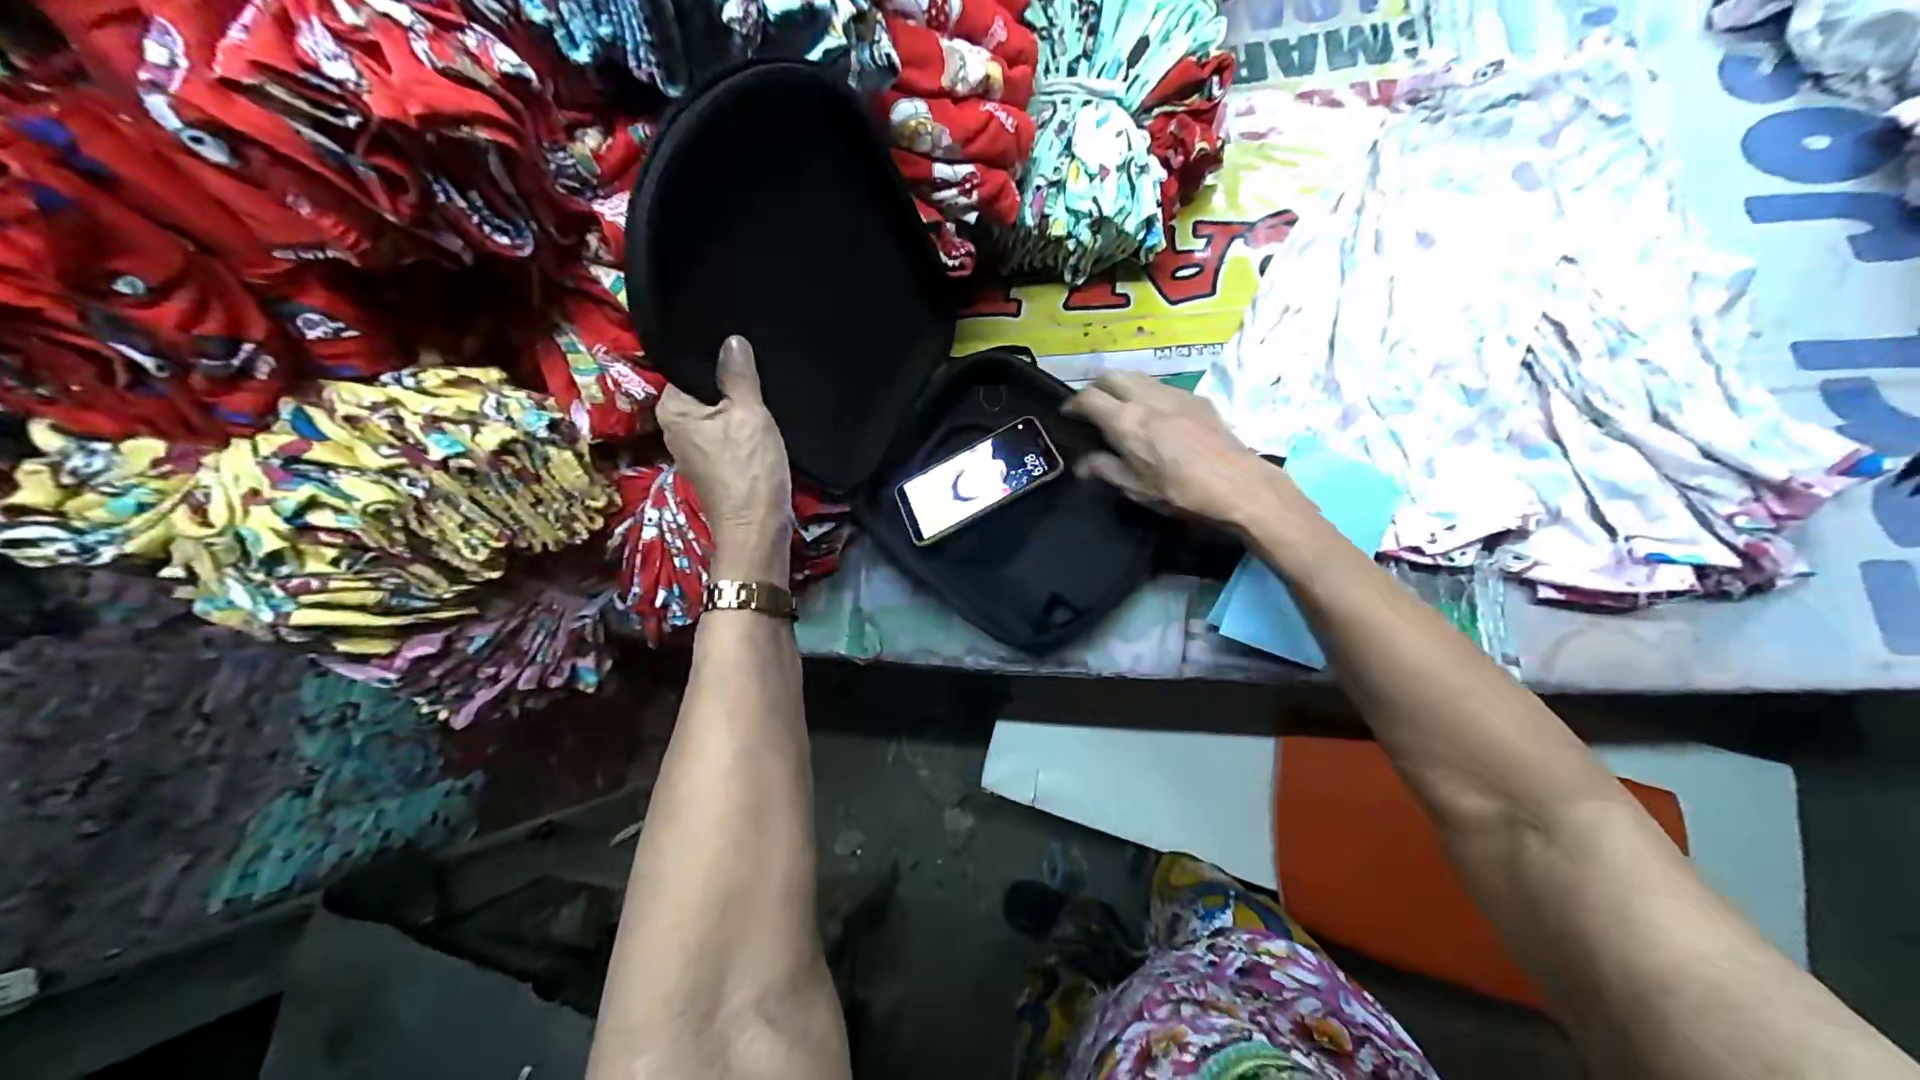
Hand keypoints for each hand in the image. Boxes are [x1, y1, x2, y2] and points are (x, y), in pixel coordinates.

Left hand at [658, 336, 792, 580]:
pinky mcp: (713, 464)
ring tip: (763, 389)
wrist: (757, 527)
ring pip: (716, 412)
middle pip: (703, 390)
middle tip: (758, 367)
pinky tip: (761, 420)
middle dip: (728, 382)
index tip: (743, 351)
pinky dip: (740, 426)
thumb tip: (731, 339)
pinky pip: (725, 432)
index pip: (689, 367)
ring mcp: (693, 448)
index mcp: (671, 408)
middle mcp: (673, 426)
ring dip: (737, 405)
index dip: (716, 358)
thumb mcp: (749, 413)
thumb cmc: (749, 468)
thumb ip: (738, 374)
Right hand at [1062, 371, 1305, 534]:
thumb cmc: (1182, 493)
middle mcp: (1147, 399)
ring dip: (1122, 384)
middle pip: (1112, 374)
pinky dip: (1148, 392)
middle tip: (1092, 404)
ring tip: (1121, 404)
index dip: (1073, 403)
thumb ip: (1106, 470)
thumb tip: (1083, 465)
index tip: (1069, 412)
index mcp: (1127, 422)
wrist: (1239, 485)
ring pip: (1138, 376)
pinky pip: (1162, 385)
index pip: (1089, 398)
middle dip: (1096, 385)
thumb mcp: (1137, 488)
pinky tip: (1154, 412)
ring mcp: (1174, 394)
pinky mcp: (1197, 398)